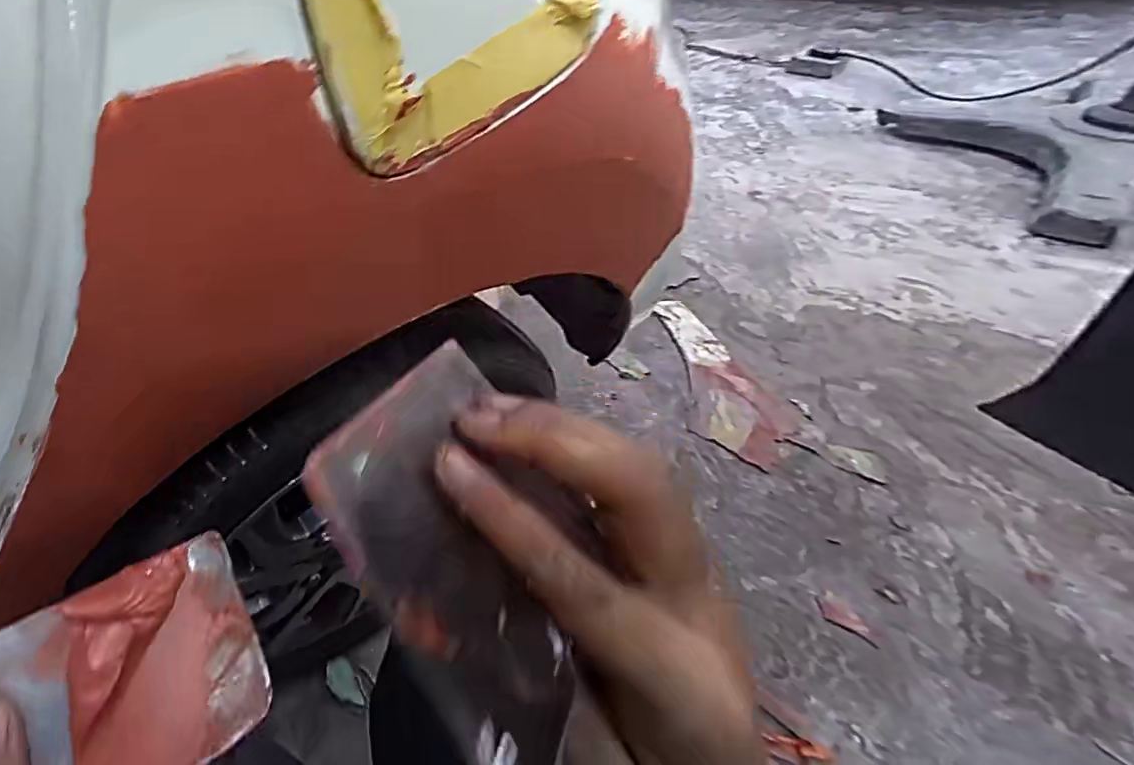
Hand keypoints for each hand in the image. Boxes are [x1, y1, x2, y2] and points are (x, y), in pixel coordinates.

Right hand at [433, 395, 758, 764]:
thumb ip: (495, 673)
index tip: (447, 464)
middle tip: (471, 421)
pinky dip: (570, 430)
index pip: (582, 582)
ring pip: (643, 466)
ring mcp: (697, 567)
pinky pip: (630, 466)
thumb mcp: (570, 736)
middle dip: (551, 441)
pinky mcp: (681, 544)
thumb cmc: (636, 751)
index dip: (508, 519)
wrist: (720, 763)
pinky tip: (521, 415)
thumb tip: (413, 612)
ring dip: (556, 422)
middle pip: (642, 493)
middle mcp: (695, 604)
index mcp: (673, 677)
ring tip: (486, 405)